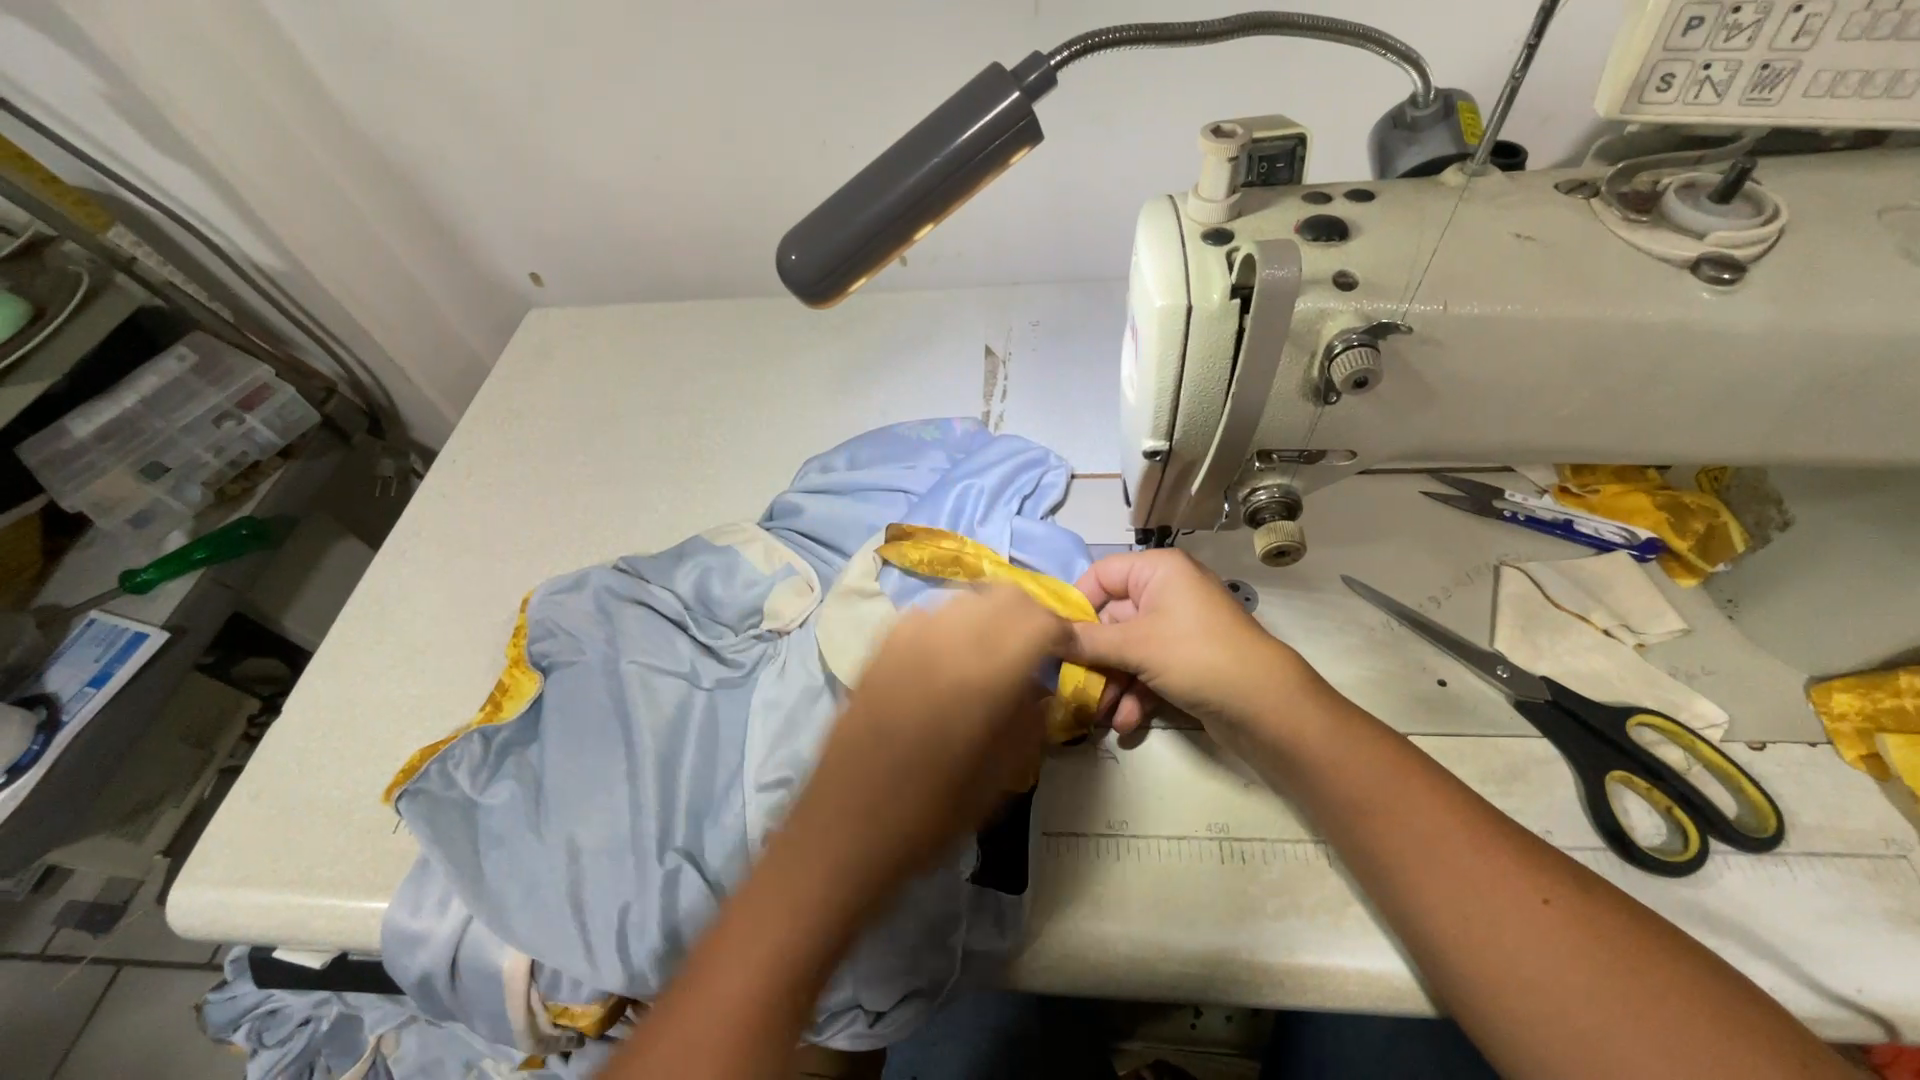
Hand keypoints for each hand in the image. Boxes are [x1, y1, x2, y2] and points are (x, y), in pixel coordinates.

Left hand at [780, 586, 1066, 892]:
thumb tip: (1043, 688)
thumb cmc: (931, 815)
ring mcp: (906, 638)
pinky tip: (952, 658)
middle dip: (1031, 615)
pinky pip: (928, 614)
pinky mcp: (878, 647)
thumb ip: (1031, 721)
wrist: (844, 829)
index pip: (1040, 620)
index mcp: (985, 672)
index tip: (1069, 655)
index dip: (1063, 632)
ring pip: (966, 598)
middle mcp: (946, 639)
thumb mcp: (1001, 777)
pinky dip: (953, 624)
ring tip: (998, 651)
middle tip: (1039, 650)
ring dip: (992, 615)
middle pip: (1004, 595)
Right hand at [1065, 550, 1326, 740]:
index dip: (1075, 606)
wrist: (1264, 704)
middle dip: (1093, 659)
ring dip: (1112, 684)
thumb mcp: (1134, 646)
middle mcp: (1167, 592)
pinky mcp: (1186, 661)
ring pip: (1128, 651)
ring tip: (1100, 717)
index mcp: (1157, 571)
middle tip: (1071, 687)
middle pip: (1111, 619)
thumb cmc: (1195, 656)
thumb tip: (1044, 635)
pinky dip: (1135, 694)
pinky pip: (1148, 670)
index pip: (1100, 576)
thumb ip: (1086, 641)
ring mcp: (1177, 629)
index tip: (1053, 639)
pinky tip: (1126, 723)